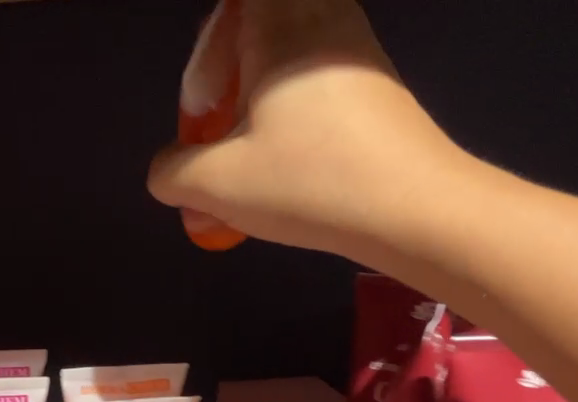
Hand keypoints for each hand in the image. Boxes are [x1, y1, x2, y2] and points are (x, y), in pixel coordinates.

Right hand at [150, 0, 471, 257]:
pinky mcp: (375, 88)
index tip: (206, 103)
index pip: (236, 6)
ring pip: (289, 59)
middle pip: (261, 27)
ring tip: (244, 163)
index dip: (210, 49)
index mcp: (282, 30)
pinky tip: (279, 173)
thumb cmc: (305, 182)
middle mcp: (324, 24)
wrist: (409, 206)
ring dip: (255, 106)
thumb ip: (172, 172)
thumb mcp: (215, 185)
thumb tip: (167, 169)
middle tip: (218, 129)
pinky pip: (316, 83)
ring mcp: (357, 54)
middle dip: (229, 79)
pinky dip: (286, 118)